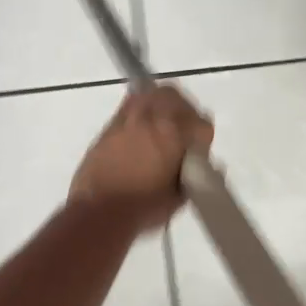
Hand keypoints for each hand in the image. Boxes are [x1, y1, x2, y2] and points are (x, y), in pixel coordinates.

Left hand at [69, 86, 213, 232]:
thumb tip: (207, 168)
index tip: (199, 151)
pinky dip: (140, 110)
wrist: (98, 212)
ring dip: (161, 104)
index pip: (201, 123)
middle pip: (174, 97)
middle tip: (184, 130)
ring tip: (161, 124)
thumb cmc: (143, 208)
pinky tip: (140, 130)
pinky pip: (129, 105)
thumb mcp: (178, 198)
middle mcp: (151, 118)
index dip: (203, 138)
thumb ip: (194, 178)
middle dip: (184, 110)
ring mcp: (128, 118)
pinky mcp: (109, 126)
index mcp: (173, 134)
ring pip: (150, 94)